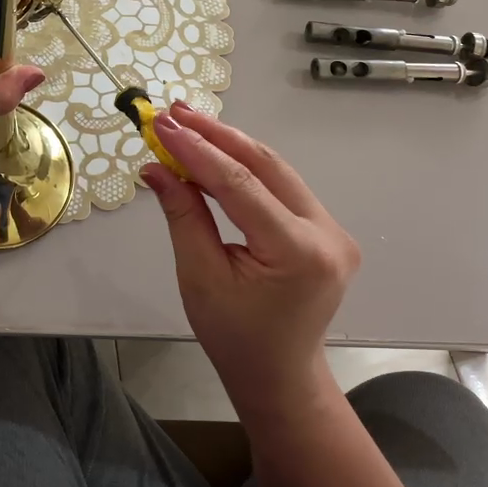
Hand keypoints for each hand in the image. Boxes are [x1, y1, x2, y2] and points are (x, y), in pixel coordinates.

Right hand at [140, 102, 359, 421]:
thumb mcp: (200, 276)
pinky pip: (280, 186)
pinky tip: (213, 152)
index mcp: (298, 252)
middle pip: (265, 166)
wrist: (279, 374)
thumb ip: (183, 215)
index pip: (240, 184)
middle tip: (173, 112)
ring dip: (229, 145)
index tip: (160, 124)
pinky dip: (243, 166)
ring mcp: (332, 230)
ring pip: (275, 170)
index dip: (196, 150)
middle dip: (216, 135)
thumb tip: (156, 167)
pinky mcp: (325, 229)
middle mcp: (326, 233)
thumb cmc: (234, 335)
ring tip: (187, 122)